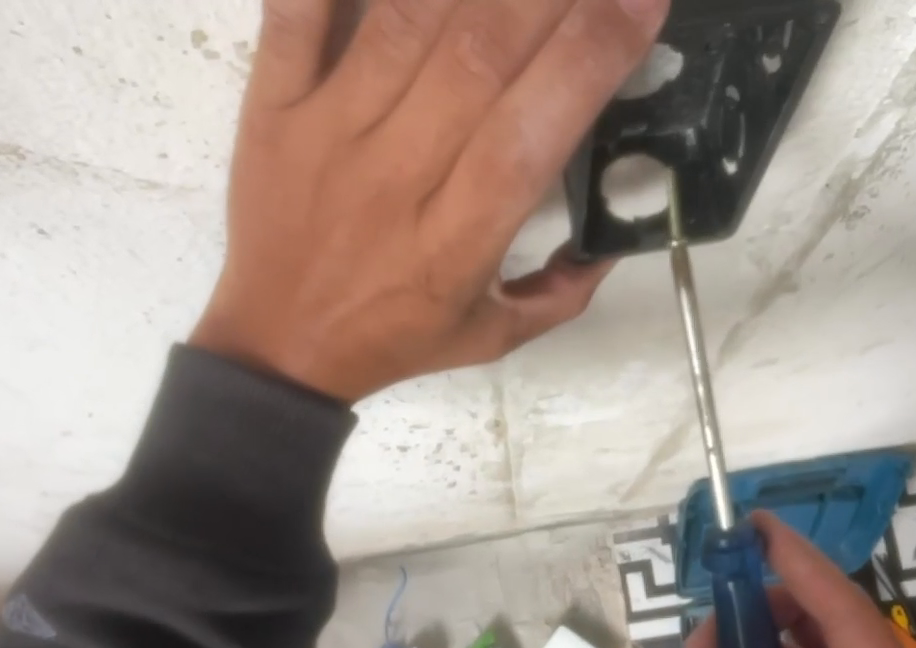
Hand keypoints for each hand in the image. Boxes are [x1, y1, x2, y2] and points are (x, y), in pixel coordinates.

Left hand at [193, 0, 670, 402]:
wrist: (280, 346)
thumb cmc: (391, 339)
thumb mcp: (488, 339)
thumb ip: (559, 298)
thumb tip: (614, 242)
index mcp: (454, 244)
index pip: (530, 135)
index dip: (591, 59)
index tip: (642, 2)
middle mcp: (394, 179)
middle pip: (479, 58)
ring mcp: (327, 133)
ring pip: (405, 18)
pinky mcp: (272, 105)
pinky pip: (298, 10)